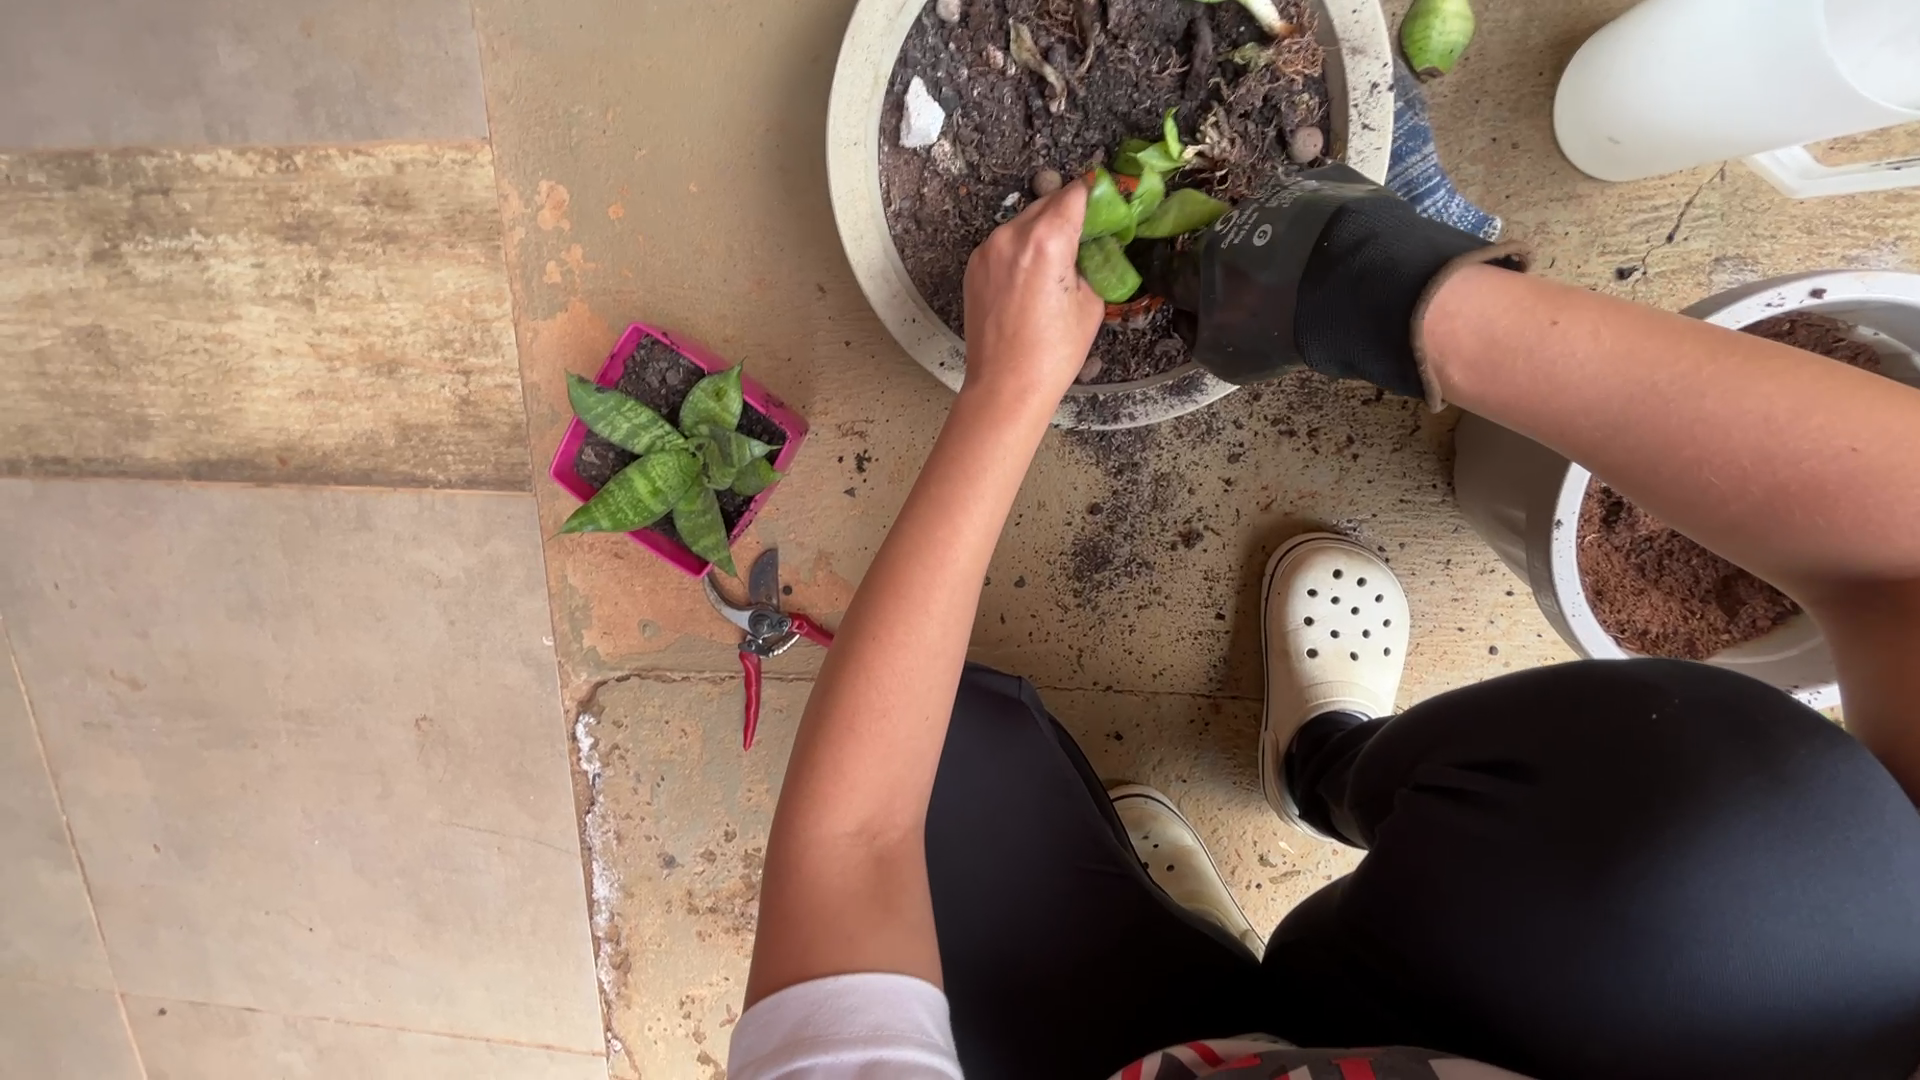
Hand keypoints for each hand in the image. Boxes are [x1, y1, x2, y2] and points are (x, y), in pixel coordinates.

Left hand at [960, 180, 1105, 409]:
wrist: (1005, 387)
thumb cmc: (1051, 355)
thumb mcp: (1091, 303)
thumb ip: (1093, 262)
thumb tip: (1093, 246)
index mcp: (1045, 240)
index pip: (1076, 194)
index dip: (1096, 199)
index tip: (1106, 211)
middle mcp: (1010, 236)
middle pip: (1047, 203)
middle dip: (1069, 217)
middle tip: (1085, 243)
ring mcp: (987, 251)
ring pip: (1023, 222)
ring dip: (1043, 234)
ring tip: (1056, 269)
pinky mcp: (974, 267)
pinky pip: (1004, 244)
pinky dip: (1021, 251)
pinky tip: (1031, 282)